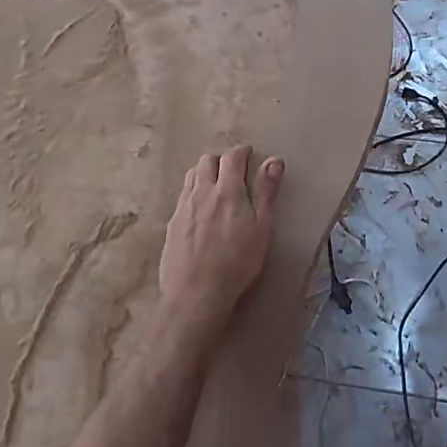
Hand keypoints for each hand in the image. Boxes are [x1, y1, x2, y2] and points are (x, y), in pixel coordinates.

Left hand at [157, 146, 282, 346]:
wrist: (196, 295)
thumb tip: (273, 161)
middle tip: (233, 170)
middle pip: (206, 161)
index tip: (248, 153)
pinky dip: (193, 193)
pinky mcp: (172, 225)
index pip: (232, 158)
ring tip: (216, 186)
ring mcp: (183, 208)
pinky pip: (182, 197)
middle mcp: (201, 193)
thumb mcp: (262, 229)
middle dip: (221, 160)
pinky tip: (200, 210)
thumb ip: (266, 193)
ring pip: (191, 177)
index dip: (241, 152)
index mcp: (227, 191)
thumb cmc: (237, 265)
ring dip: (204, 173)